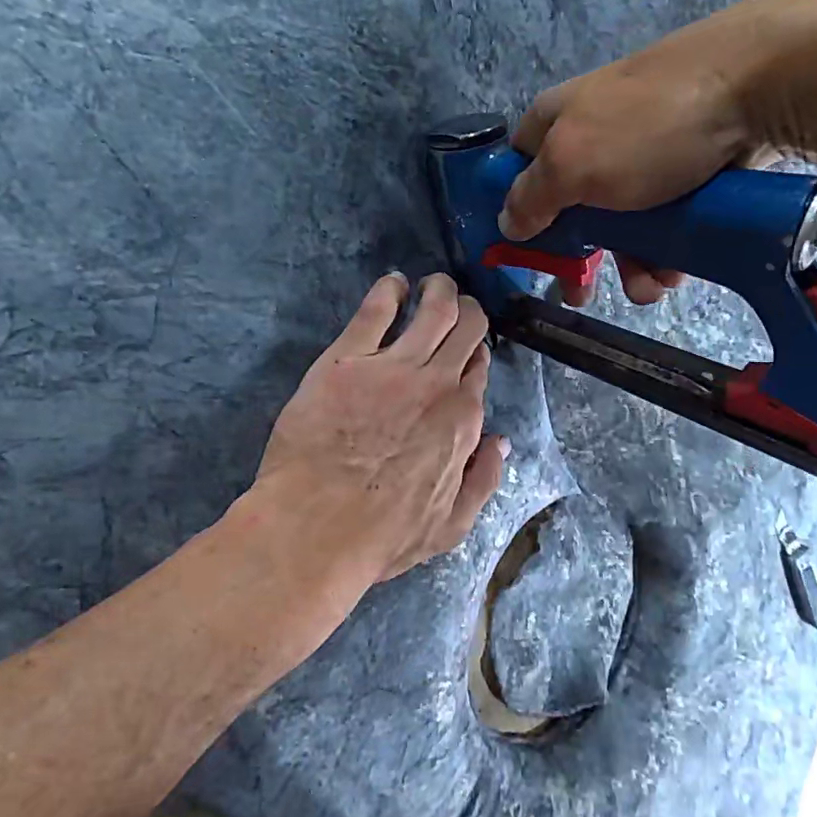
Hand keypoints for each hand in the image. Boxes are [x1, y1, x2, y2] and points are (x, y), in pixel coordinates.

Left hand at [250, 273, 505, 582]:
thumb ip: (484, 479)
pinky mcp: (348, 357)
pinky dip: (390, 289)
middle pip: (466, 327)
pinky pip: (377, 309)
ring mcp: (394, 365)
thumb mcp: (452, 525)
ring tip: (435, 283)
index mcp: (463, 418)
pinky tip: (393, 282)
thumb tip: (501, 442)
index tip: (465, 352)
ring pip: (433, 308)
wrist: (316, 527)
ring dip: (440, 290)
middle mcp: (438, 382)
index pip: (478, 367)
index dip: (474, 354)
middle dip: (467, 309)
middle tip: (457, 304)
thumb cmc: (384, 534)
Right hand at [498, 0, 808, 305]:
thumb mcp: (573, 164)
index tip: (526, 257)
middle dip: (583, 256)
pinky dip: (668, 251)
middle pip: (574, 210)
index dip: (519, 216)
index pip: (518, 173)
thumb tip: (506, 222)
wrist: (753, 90)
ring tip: (652, 286)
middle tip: (584, 293)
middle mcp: (596, 138)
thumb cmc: (647, 128)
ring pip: (624, 225)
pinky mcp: (687, 173)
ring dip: (633, 263)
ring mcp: (644, 157)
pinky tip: (678, 269)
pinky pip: (666, 223)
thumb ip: (532, 197)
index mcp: (555, 123)